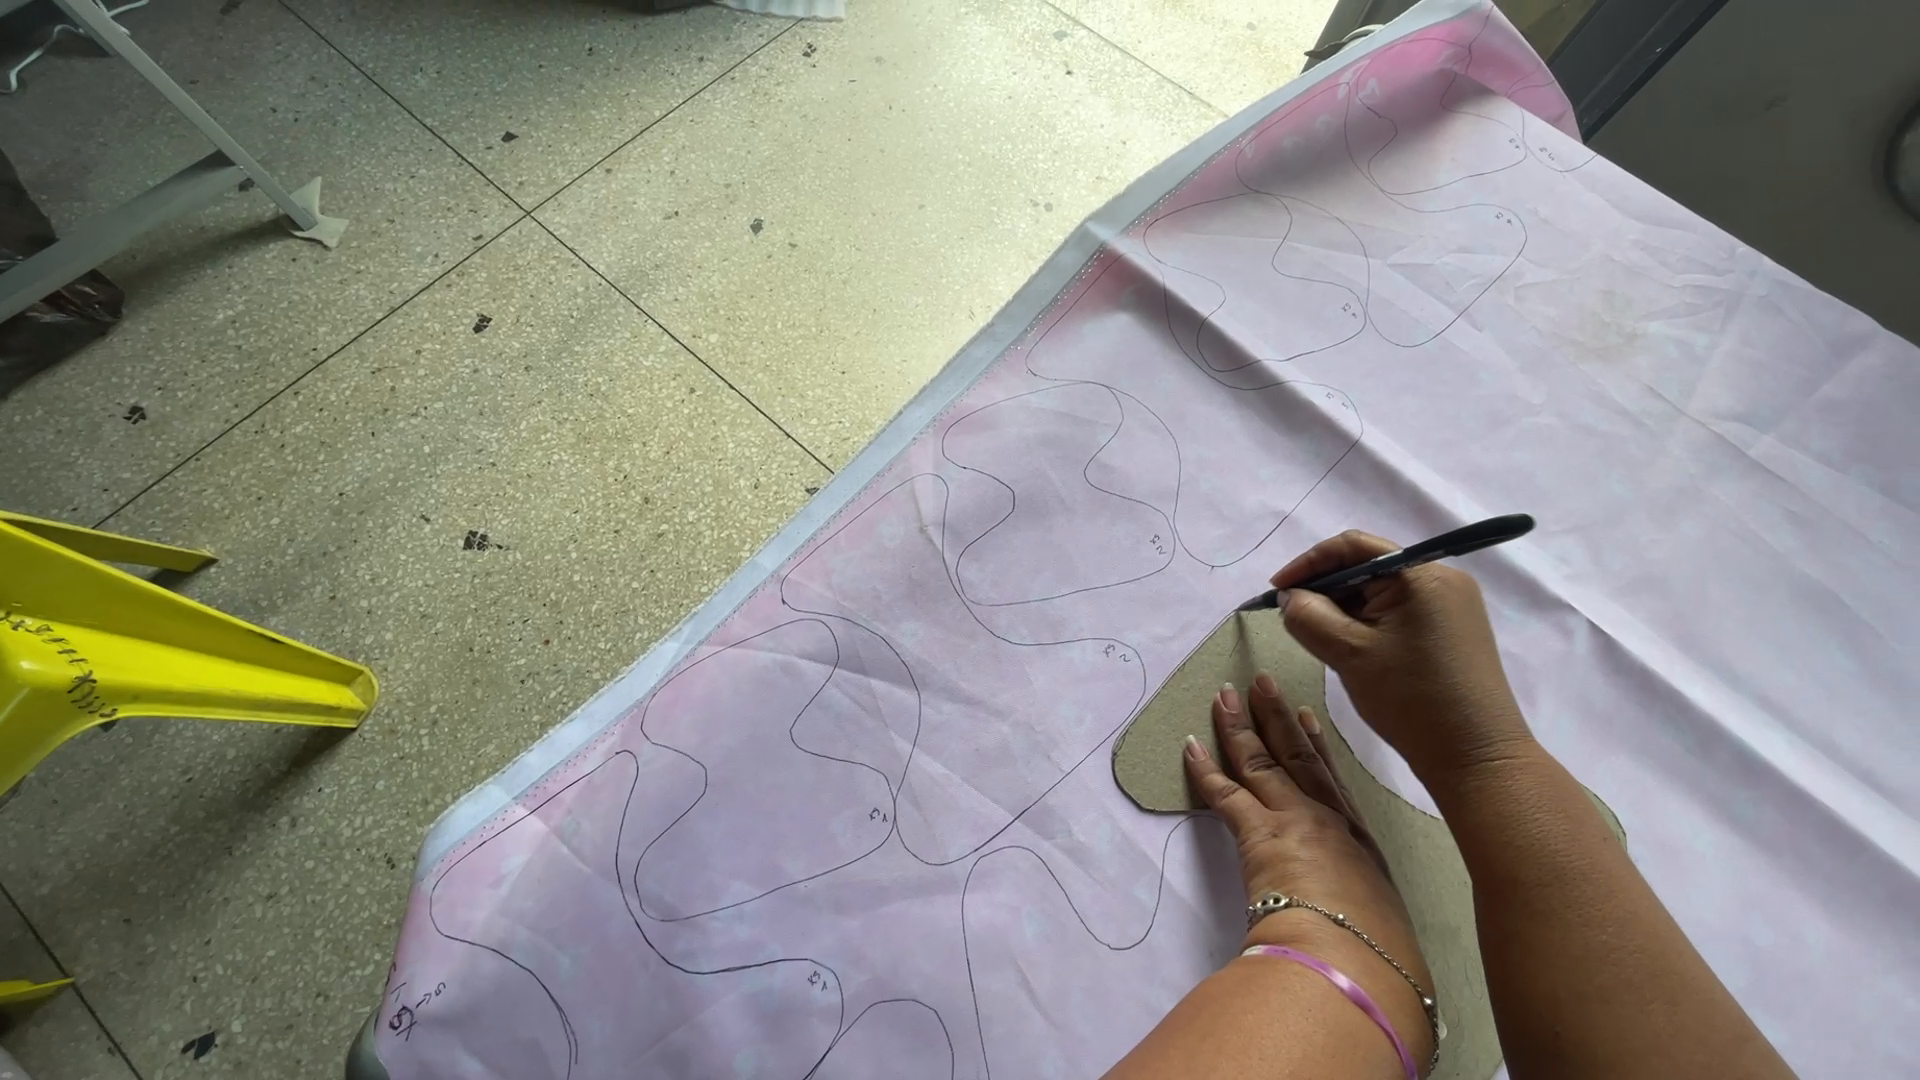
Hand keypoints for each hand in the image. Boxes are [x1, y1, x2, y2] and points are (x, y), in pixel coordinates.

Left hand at [1183, 675, 1433, 1064]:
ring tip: (1226, 695)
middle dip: (1278, 717)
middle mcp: (1329, 821)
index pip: (1334, 783)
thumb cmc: (1382, 961)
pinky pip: (1223, 791)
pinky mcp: (1258, 831)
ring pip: (1262, 760)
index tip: (1307, 716)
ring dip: (1240, 726)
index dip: (1318, 747)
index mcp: (1362, 844)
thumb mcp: (1384, 932)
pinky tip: (1189, 744)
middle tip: (1261, 683)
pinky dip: (1204, 767)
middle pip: (1299, 757)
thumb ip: (1369, 917)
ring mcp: (1293, 819)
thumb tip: (1365, 931)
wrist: (1359, 963)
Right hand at [1273, 530, 1535, 783]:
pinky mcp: (1449, 631)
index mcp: (1422, 575)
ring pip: (1379, 592)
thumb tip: (1290, 597)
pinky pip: (1395, 611)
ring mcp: (1449, 607)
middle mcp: (1442, 581)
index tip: (1276, 590)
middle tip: (1292, 616)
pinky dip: (1364, 623)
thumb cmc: (1410, 698)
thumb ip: (1307, 615)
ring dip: (1343, 608)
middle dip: (1324, 588)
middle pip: (1366, 567)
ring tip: (1317, 636)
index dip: (1308, 563)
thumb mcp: (1347, 652)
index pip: (1353, 547)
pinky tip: (1348, 647)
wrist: (1475, 757)